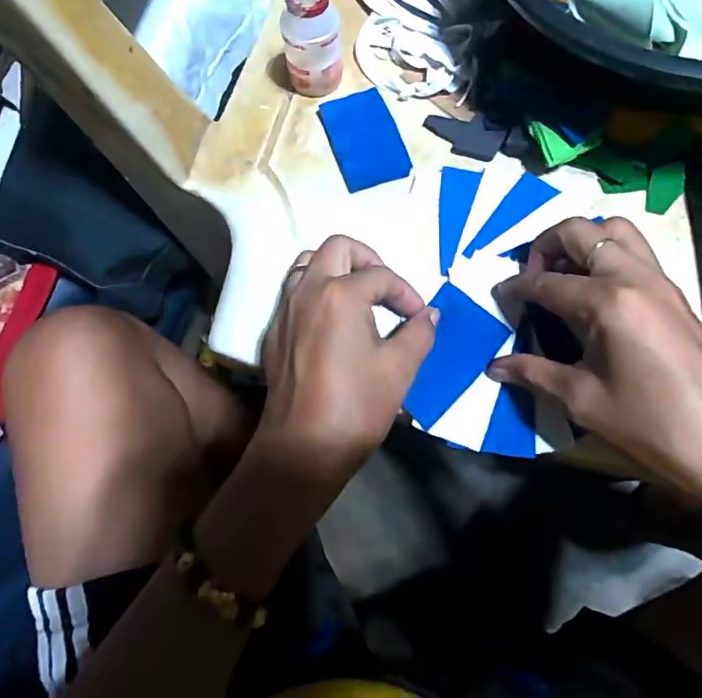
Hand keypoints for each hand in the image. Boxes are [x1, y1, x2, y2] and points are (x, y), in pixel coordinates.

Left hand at [257, 235, 437, 481]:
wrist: (301, 452)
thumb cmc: (356, 405)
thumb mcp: (400, 367)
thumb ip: (419, 332)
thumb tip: (428, 314)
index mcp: (340, 294)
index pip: (380, 275)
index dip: (406, 292)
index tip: (419, 316)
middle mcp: (307, 292)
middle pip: (337, 248)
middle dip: (367, 260)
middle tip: (385, 288)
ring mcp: (284, 312)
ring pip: (307, 266)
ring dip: (336, 271)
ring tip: (359, 299)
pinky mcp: (273, 335)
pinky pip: (293, 295)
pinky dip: (316, 295)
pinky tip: (334, 326)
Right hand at [488, 217, 701, 505]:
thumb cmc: (652, 425)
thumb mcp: (584, 401)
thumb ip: (536, 373)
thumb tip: (495, 366)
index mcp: (607, 301)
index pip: (546, 282)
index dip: (516, 288)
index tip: (499, 298)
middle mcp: (632, 275)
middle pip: (578, 231)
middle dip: (544, 245)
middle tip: (532, 278)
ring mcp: (658, 279)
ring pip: (613, 229)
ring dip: (582, 240)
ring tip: (565, 274)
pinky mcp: (674, 290)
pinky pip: (636, 250)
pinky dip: (609, 252)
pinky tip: (597, 291)